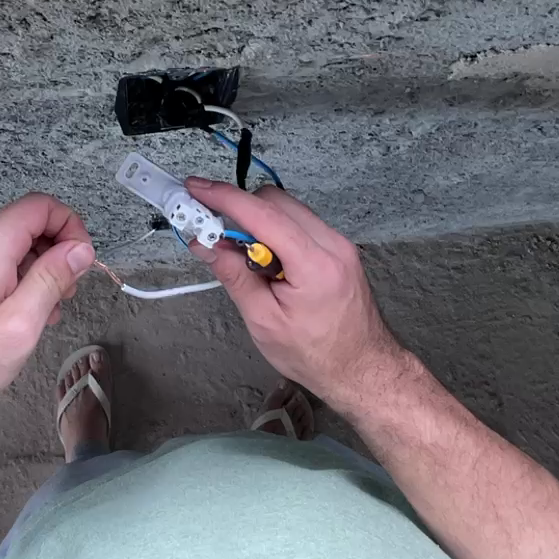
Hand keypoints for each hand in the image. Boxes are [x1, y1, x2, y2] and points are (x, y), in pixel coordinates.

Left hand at [0, 193, 93, 431]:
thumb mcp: (18, 326)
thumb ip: (53, 280)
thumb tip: (80, 249)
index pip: (43, 205)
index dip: (72, 229)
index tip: (80, 265)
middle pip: (26, 223)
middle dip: (54, 254)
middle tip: (62, 298)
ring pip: (7, 245)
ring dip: (32, 271)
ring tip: (36, 317)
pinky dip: (7, 279)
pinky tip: (7, 319)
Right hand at [184, 178, 408, 408]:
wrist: (363, 369)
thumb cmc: (316, 355)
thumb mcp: (264, 322)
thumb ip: (234, 276)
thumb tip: (205, 244)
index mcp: (315, 265)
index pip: (264, 215)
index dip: (225, 198)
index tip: (196, 189)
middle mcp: (332, 244)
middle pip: (275, 202)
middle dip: (239, 209)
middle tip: (211, 229)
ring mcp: (339, 243)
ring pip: (287, 208)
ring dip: (256, 221)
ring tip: (240, 254)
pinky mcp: (338, 248)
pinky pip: (298, 222)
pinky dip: (274, 230)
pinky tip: (264, 259)